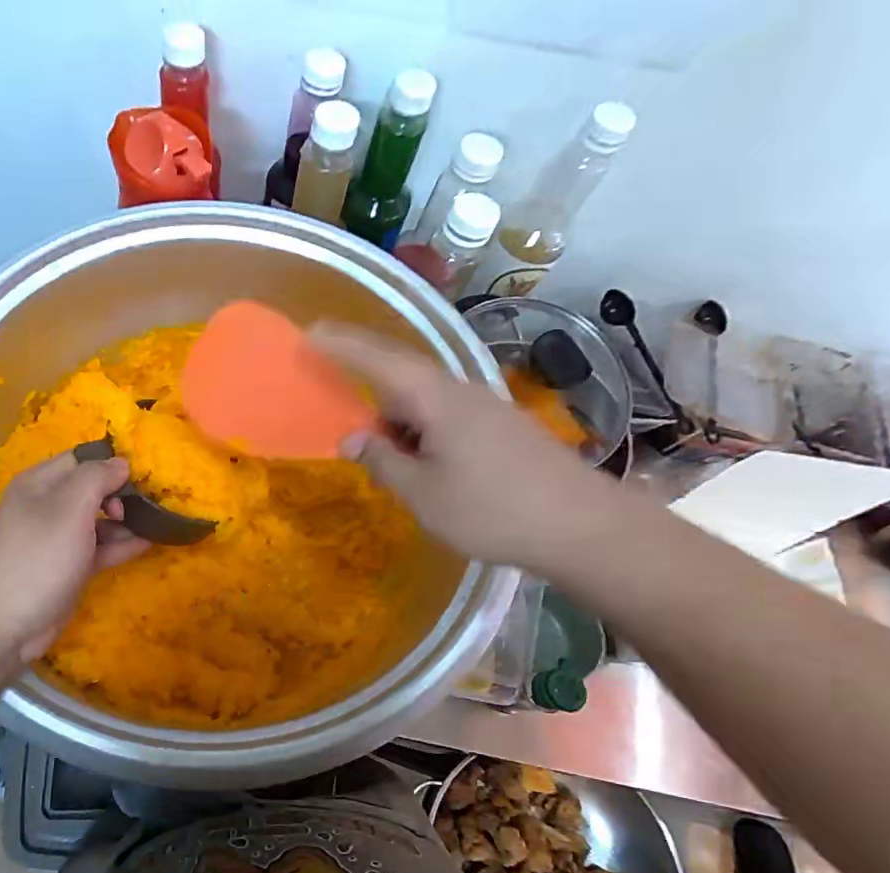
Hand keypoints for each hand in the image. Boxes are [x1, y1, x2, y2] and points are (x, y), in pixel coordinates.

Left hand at [0, 450, 149, 661]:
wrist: (1, 626)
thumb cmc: (36, 559)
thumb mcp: (69, 509)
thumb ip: (96, 479)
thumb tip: (121, 463)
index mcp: (40, 484)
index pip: (82, 459)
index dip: (112, 464)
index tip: (144, 476)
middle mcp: (48, 506)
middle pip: (92, 489)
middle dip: (123, 493)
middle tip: (150, 505)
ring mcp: (58, 540)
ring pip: (99, 520)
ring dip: (127, 521)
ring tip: (159, 523)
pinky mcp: (68, 568)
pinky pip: (99, 548)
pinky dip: (122, 545)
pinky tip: (148, 542)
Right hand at [314, 323, 611, 569]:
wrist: (578, 524)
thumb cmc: (491, 510)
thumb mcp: (423, 494)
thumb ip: (384, 462)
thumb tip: (353, 438)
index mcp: (435, 398)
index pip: (378, 359)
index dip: (342, 345)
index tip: (311, 331)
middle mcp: (460, 391)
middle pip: (403, 374)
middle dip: (367, 380)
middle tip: (336, 389)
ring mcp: (485, 408)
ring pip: (426, 400)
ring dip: (396, 416)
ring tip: (380, 448)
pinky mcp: (500, 428)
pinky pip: (445, 417)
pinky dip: (421, 430)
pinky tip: (420, 461)